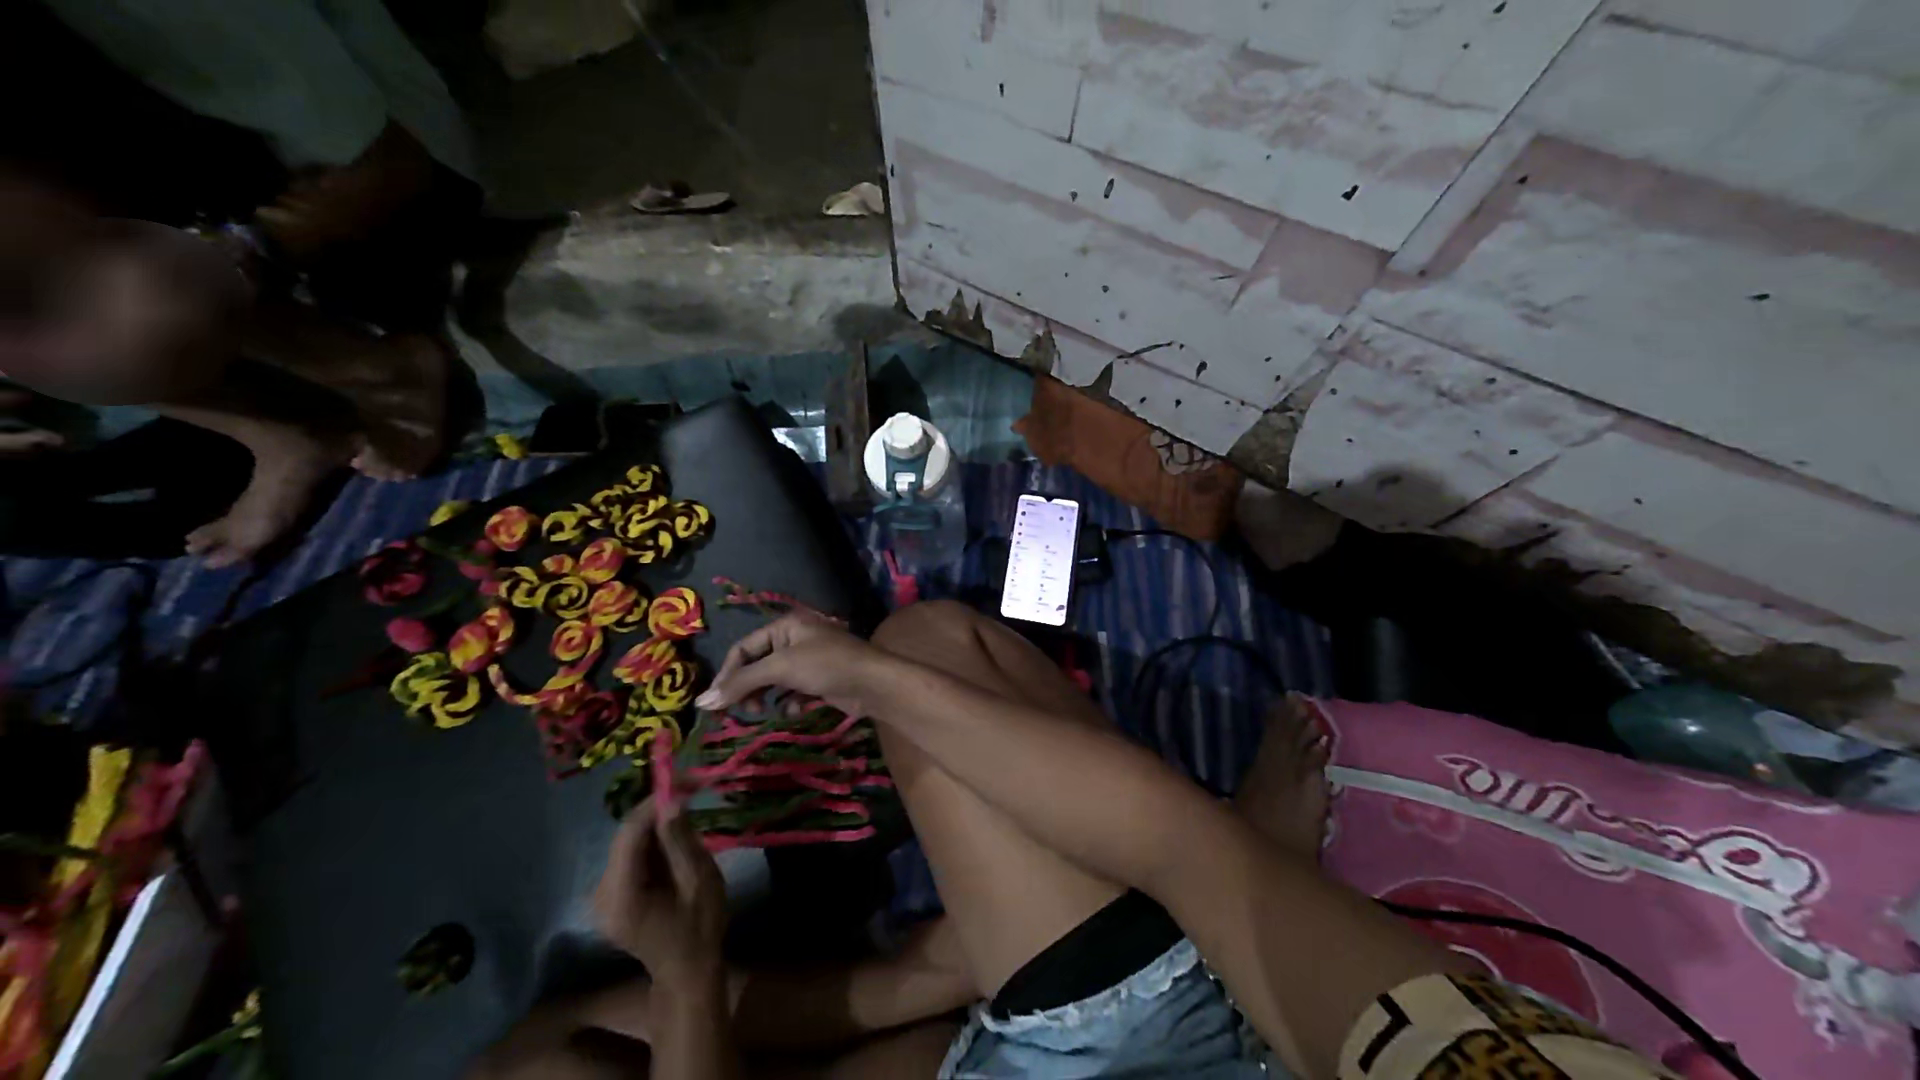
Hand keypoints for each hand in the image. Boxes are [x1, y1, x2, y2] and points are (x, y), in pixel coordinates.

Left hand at [592, 798, 726, 990]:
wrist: (687, 972)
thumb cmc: (700, 929)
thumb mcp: (700, 882)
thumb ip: (681, 842)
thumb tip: (672, 800)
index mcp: (622, 896)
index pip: (630, 833)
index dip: (655, 800)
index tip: (686, 779)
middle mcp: (601, 894)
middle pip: (626, 835)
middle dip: (657, 808)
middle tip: (691, 788)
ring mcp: (602, 896)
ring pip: (628, 842)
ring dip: (656, 822)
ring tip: (687, 807)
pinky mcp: (610, 894)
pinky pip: (630, 854)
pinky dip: (652, 839)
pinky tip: (674, 835)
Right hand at [694, 612, 885, 712]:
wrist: (873, 683)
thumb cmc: (827, 665)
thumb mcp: (781, 668)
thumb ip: (742, 683)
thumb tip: (703, 702)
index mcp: (785, 625)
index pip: (743, 648)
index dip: (728, 674)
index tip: (715, 702)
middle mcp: (795, 638)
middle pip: (757, 664)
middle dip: (746, 687)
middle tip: (736, 712)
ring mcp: (808, 660)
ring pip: (774, 680)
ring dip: (765, 696)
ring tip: (761, 712)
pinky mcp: (820, 681)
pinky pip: (792, 691)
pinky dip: (788, 701)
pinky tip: (791, 710)